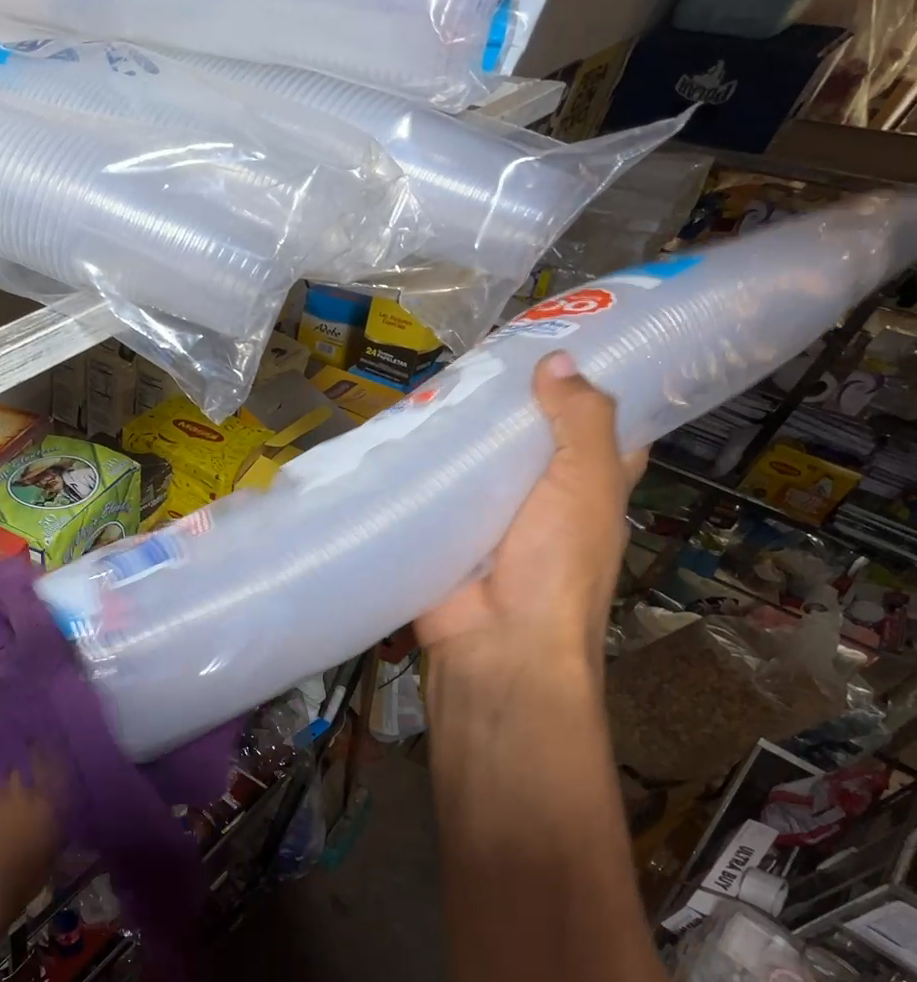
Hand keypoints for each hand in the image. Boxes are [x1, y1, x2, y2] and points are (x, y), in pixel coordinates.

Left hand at [0, 634, 60, 969]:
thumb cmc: (0, 845)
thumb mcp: (45, 783)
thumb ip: (59, 726)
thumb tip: (74, 675)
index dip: (14, 623)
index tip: (56, 616)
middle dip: (28, 651)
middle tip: (76, 644)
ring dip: (29, 682)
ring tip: (76, 674)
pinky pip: (0, 721)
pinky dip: (27, 712)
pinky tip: (63, 718)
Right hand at [415, 352, 645, 704]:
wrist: (493, 640)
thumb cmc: (556, 564)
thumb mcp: (586, 485)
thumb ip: (580, 423)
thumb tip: (560, 358)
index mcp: (587, 487)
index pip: (596, 429)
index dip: (587, 388)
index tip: (561, 342)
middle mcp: (536, 499)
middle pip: (522, 441)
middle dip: (501, 403)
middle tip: (472, 354)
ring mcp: (482, 517)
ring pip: (468, 463)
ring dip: (449, 433)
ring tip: (420, 384)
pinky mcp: (434, 532)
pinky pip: (423, 492)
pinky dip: (408, 468)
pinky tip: (385, 435)